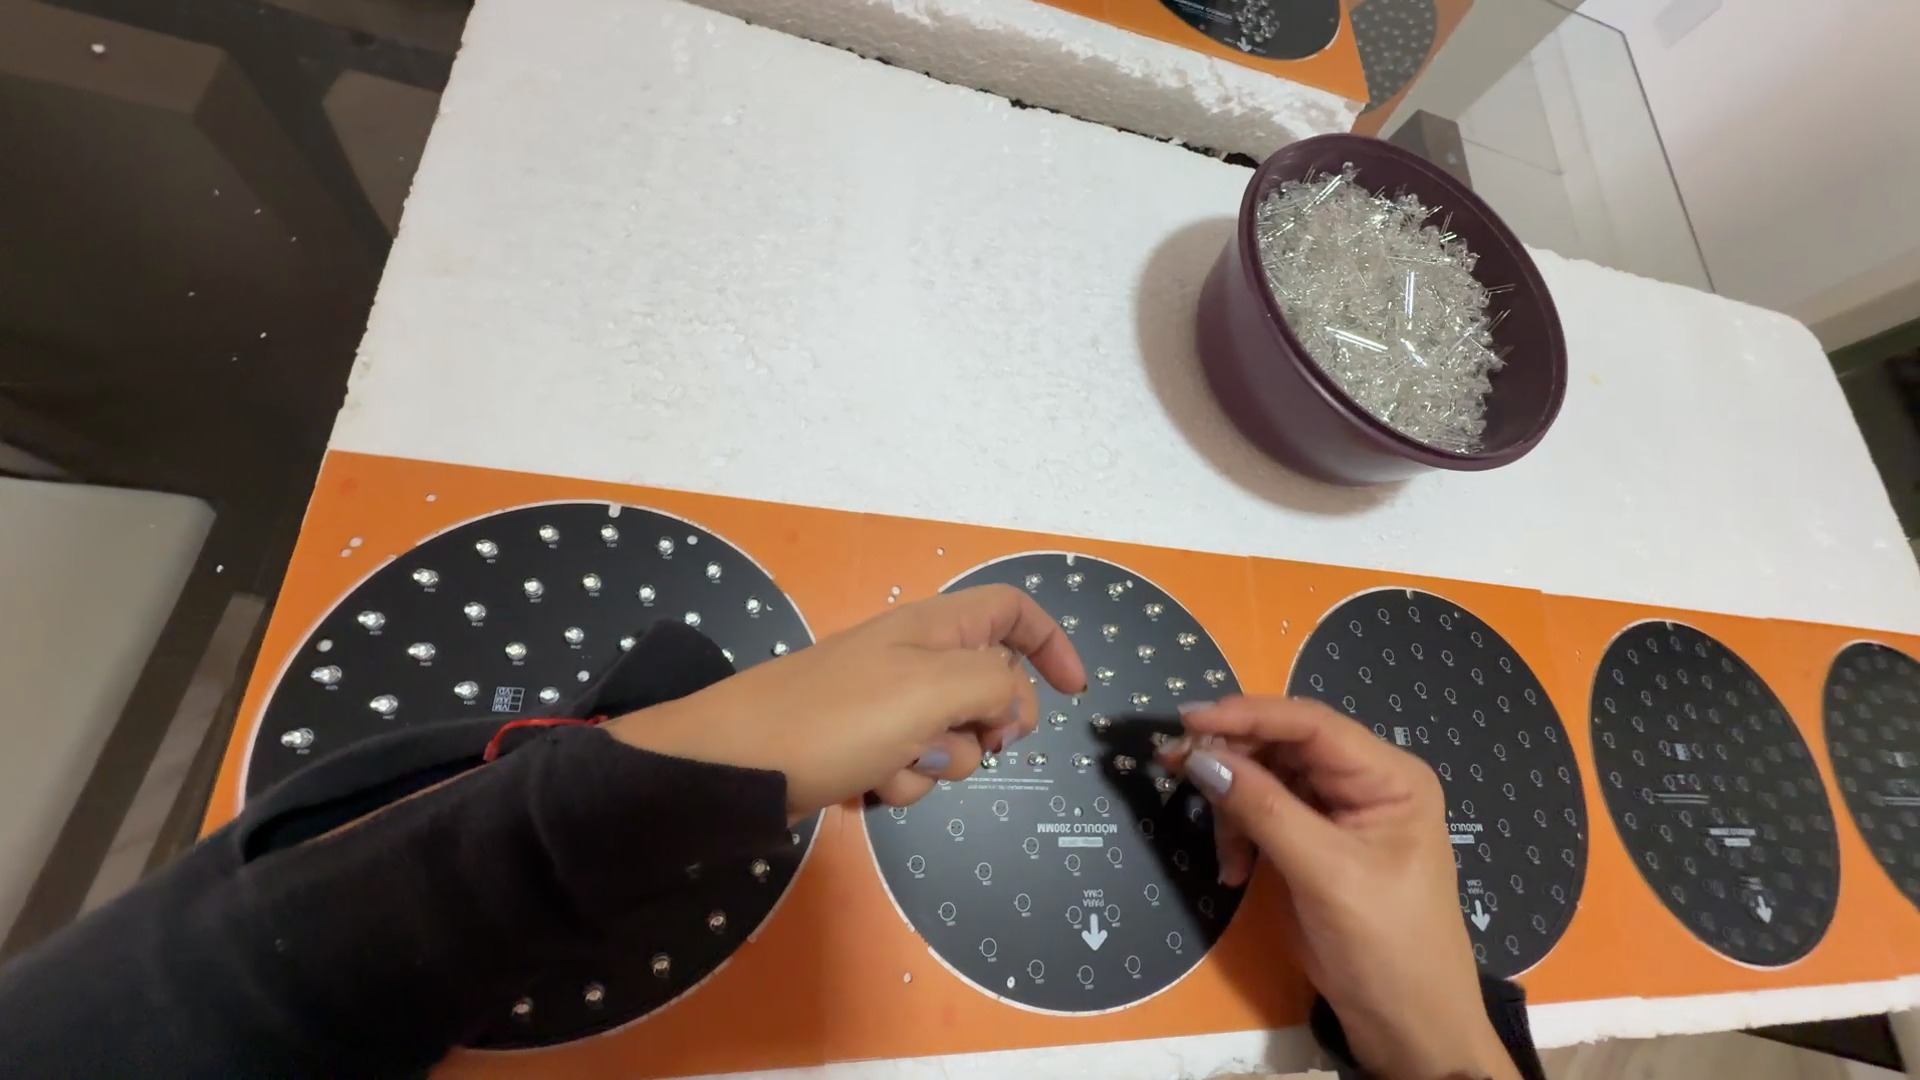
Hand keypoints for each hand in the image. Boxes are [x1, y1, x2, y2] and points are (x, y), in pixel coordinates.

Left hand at [604, 585, 1086, 816]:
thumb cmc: (838, 716)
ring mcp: (891, 703)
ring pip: (956, 736)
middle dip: (987, 725)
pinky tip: (865, 783)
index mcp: (936, 626)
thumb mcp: (932, 687)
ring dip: (938, 761)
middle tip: (956, 737)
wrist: (736, 764)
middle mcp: (918, 658)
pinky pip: (915, 765)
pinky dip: (901, 779)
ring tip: (894, 762)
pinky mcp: (867, 744)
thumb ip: (996, 683)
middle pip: (991, 685)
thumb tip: (1014, 706)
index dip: (1050, 642)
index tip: (1074, 693)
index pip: (1012, 609)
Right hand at [1161, 697, 1518, 1079]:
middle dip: (1230, 760)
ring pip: (1261, 776)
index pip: (1308, 723)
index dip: (1246, 714)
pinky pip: (1259, 809)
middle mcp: (1361, 779)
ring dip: (1231, 808)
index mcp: (1387, 776)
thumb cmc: (1386, 950)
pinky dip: (1238, 833)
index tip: (1188, 720)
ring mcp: (1335, 807)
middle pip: (1279, 744)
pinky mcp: (1311, 834)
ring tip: (1224, 855)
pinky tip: (1234, 870)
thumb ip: (1261, 808)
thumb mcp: (1324, 874)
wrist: (1408, 1033)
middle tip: (1175, 767)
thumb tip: (1198, 757)